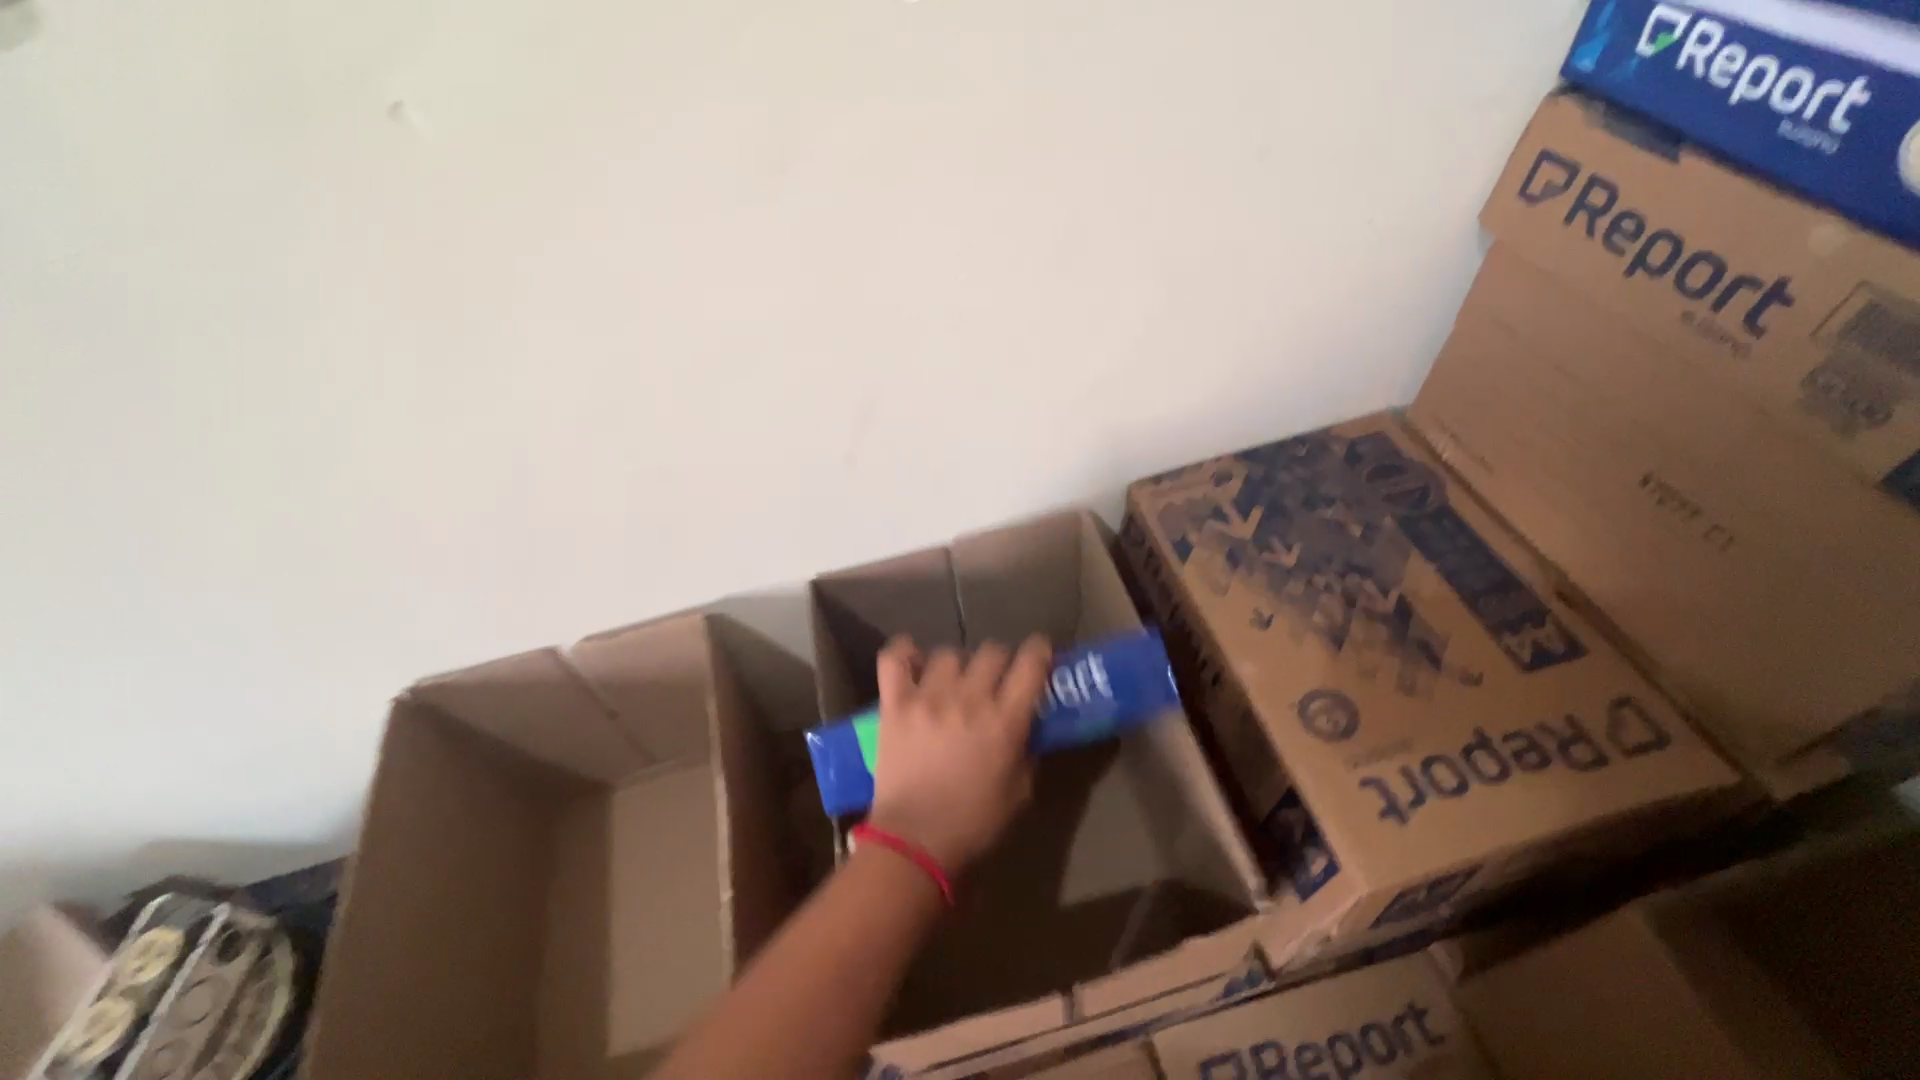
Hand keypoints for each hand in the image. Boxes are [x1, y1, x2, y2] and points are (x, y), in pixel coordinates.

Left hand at [866, 635, 1052, 874]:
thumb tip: (1026, 728)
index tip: (1039, 653)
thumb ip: (1027, 752)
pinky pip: (894, 659)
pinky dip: (904, 653)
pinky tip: (913, 663)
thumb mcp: (1020, 793)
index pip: (1031, 663)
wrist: (914, 842)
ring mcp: (928, 698)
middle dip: (1000, 662)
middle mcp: (969, 699)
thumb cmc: (974, 824)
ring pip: (948, 654)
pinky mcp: (895, 705)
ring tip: (953, 684)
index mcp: (1005, 720)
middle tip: (995, 681)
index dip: (1039, 651)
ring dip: (957, 666)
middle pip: (991, 652)